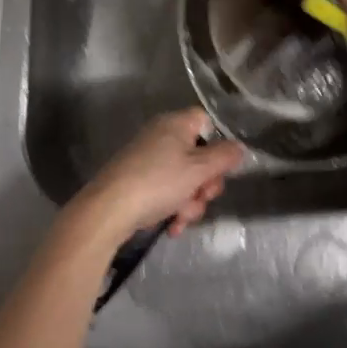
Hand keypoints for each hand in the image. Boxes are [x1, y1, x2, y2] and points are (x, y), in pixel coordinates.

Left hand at [78, 109, 245, 239]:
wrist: (107, 211)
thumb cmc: (158, 182)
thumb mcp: (198, 170)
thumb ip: (225, 157)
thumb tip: (240, 147)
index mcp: (176, 124)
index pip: (206, 121)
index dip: (217, 143)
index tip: (220, 167)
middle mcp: (161, 136)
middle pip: (199, 154)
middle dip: (205, 182)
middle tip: (203, 197)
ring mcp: (147, 159)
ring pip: (184, 178)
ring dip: (191, 201)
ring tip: (182, 218)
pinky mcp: (137, 181)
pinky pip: (166, 190)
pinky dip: (172, 207)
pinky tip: (171, 226)